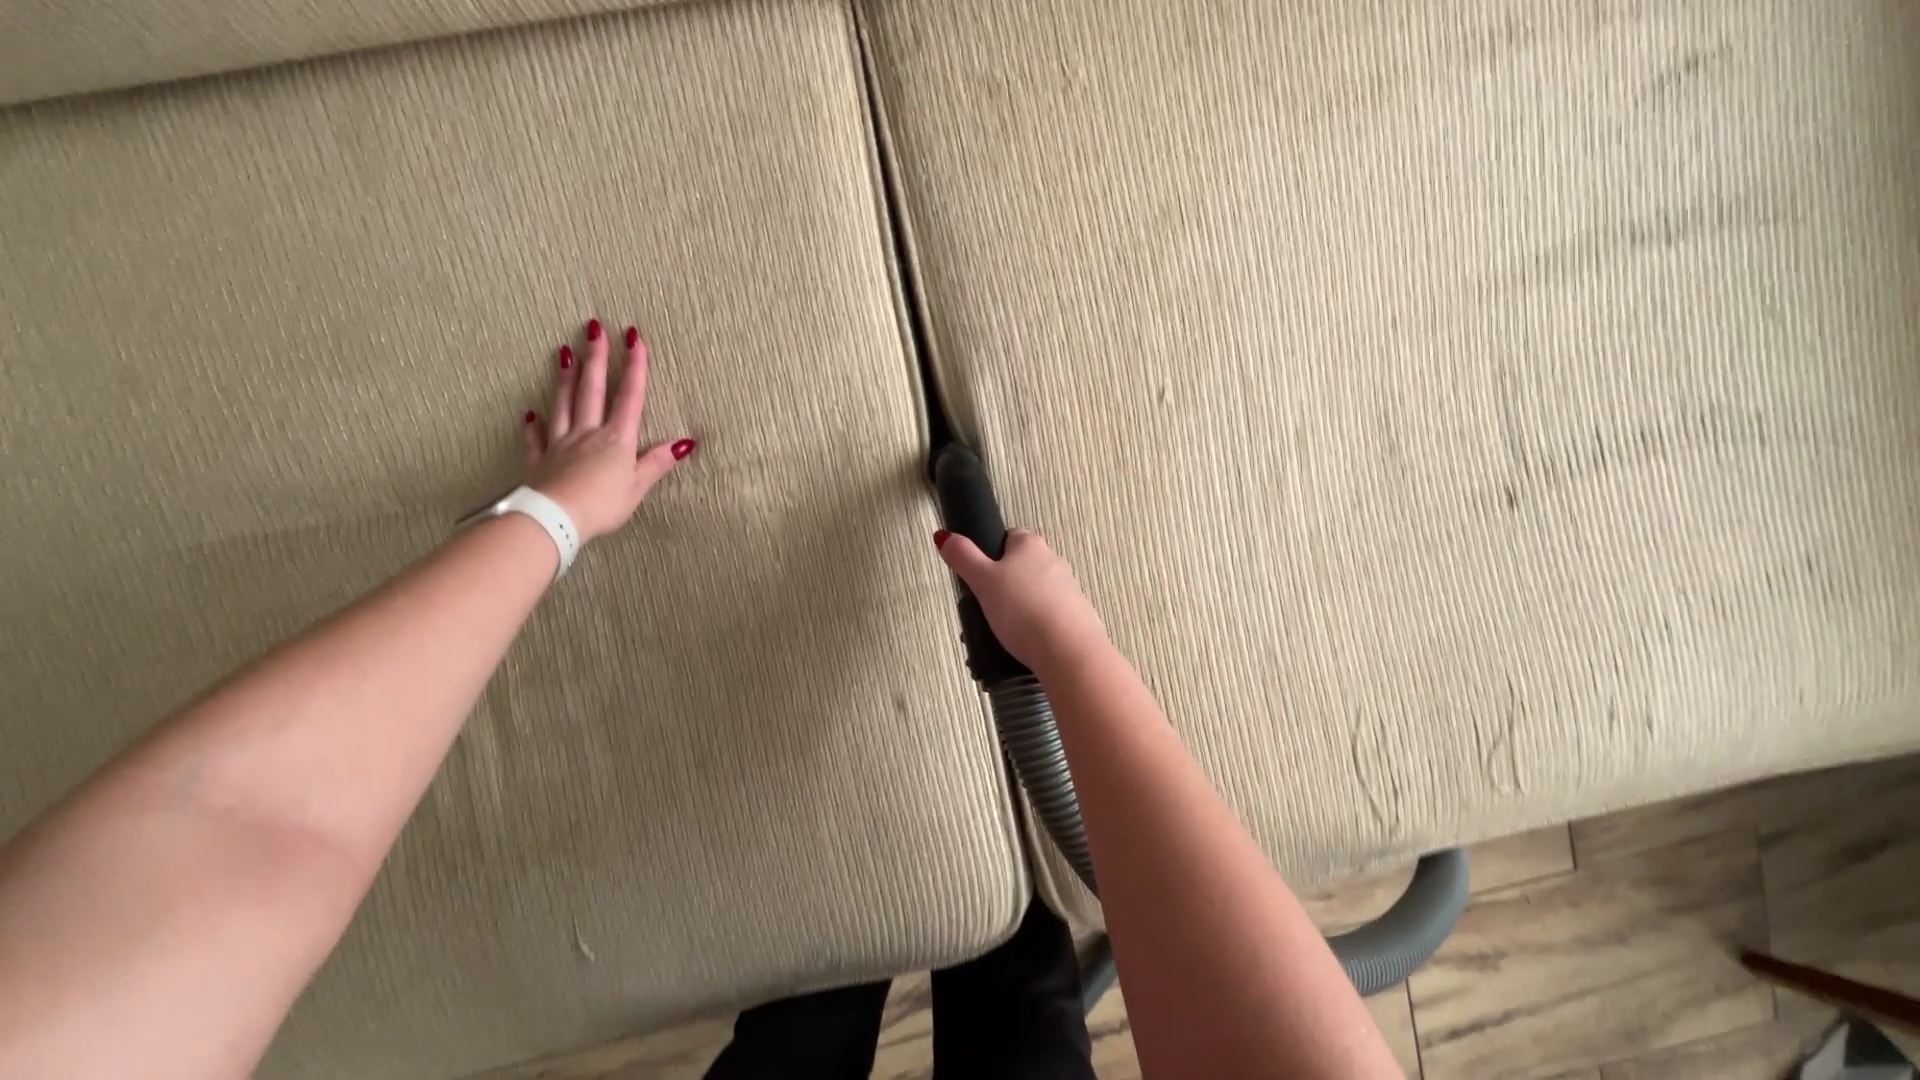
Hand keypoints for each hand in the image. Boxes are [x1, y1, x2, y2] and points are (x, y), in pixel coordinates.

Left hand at [524, 320, 694, 541]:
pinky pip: (536, 439)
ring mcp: (561, 444)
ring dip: (565, 378)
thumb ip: (657, 462)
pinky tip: (531, 414)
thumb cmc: (601, 505)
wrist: (556, 518)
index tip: (635, 338)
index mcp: (616, 440)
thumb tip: (684, 443)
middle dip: (596, 358)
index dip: (635, 367)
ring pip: (563, 404)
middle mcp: (588, 434)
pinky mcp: (541, 461)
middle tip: (594, 329)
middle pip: (592, 390)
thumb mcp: (638, 486)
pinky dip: (534, 426)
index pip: (630, 397)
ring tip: (564, 352)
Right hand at [934, 528, 1108, 674]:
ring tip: (1000, 635)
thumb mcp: (983, 581)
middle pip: (1020, 568)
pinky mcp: (1077, 616)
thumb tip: (944, 536)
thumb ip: (963, 557)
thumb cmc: (1023, 610)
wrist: (1067, 651)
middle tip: (984, 609)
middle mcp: (1054, 561)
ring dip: (1017, 610)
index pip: (1008, 538)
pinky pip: (1047, 617)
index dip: (990, 555)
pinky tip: (1022, 645)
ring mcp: (1068, 589)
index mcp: (1031, 545)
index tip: (978, 577)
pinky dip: (1034, 628)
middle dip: (1001, 587)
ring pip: (1033, 595)